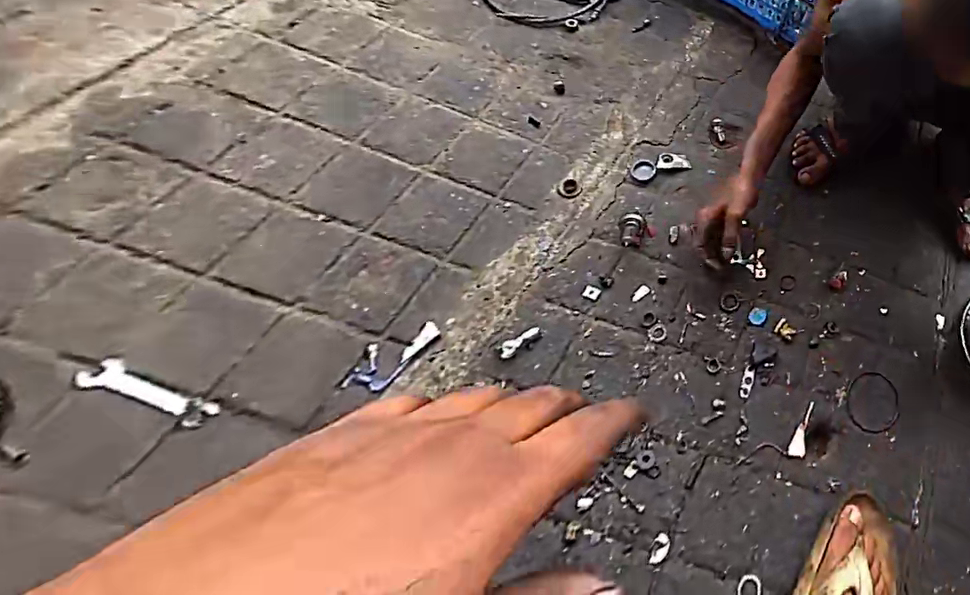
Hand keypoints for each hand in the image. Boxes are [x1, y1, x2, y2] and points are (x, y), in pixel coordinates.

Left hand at [35, 387, 643, 594]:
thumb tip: (601, 585)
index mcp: (499, 493)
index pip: (586, 434)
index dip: (618, 418)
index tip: (631, 413)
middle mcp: (460, 447)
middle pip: (540, 403)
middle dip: (568, 408)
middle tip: (580, 418)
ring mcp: (398, 433)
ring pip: (482, 394)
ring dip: (510, 403)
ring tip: (517, 416)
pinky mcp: (337, 434)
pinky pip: (414, 399)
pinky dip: (441, 405)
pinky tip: (432, 419)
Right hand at [695, 174, 759, 266]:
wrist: (749, 175)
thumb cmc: (741, 192)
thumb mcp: (736, 215)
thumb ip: (730, 235)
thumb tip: (726, 255)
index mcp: (705, 217)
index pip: (700, 244)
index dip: (708, 257)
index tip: (718, 268)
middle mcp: (705, 216)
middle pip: (704, 241)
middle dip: (711, 254)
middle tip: (722, 266)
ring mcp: (714, 214)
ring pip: (711, 236)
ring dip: (717, 248)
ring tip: (727, 258)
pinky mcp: (723, 212)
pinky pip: (720, 230)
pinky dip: (724, 239)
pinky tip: (732, 243)